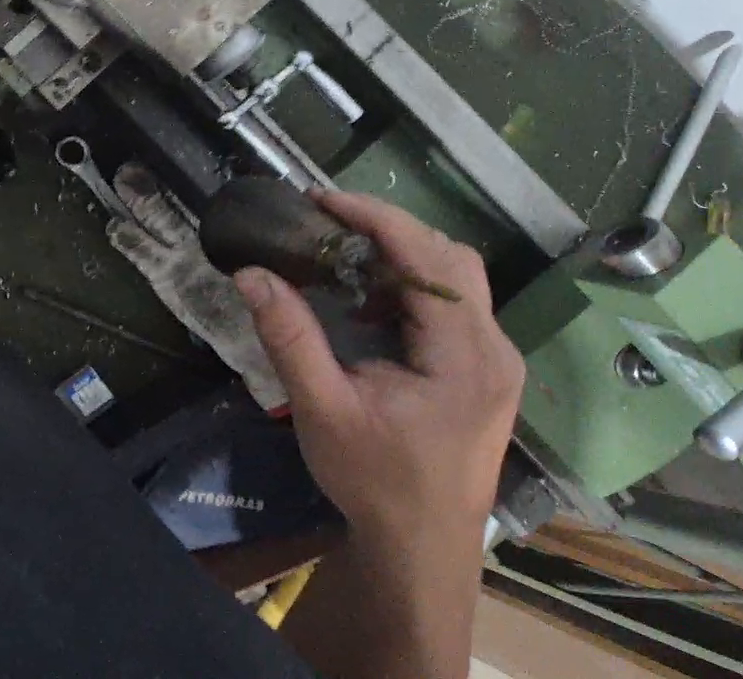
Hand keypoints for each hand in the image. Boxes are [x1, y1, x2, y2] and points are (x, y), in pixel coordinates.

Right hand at [231, 190, 523, 543]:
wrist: (420, 543)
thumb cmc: (374, 478)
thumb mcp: (321, 407)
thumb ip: (289, 337)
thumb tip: (251, 274)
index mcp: (464, 356)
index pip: (430, 260)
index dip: (376, 219)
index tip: (319, 200)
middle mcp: (492, 349)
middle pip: (450, 259)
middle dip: (385, 229)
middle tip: (321, 223)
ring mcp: (491, 361)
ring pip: (452, 279)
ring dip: (395, 256)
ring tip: (334, 255)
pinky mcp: (478, 371)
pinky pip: (447, 305)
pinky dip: (402, 286)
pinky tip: (361, 302)